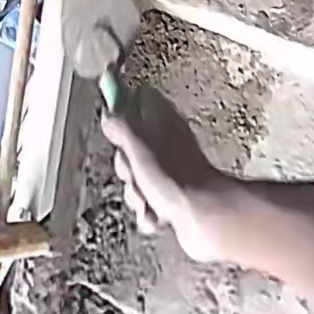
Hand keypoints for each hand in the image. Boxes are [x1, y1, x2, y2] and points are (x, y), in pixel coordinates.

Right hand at [100, 84, 229, 261]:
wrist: (206, 218)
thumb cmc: (173, 176)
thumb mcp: (136, 143)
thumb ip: (119, 125)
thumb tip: (108, 116)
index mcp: (161, 116)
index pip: (137, 96)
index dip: (121, 109)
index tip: (114, 127)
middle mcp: (167, 139)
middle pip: (129, 143)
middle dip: (126, 166)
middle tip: (136, 172)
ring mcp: (170, 168)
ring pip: (136, 176)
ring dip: (136, 193)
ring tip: (150, 199)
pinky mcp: (174, 195)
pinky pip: (148, 201)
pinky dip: (150, 211)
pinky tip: (158, 215)